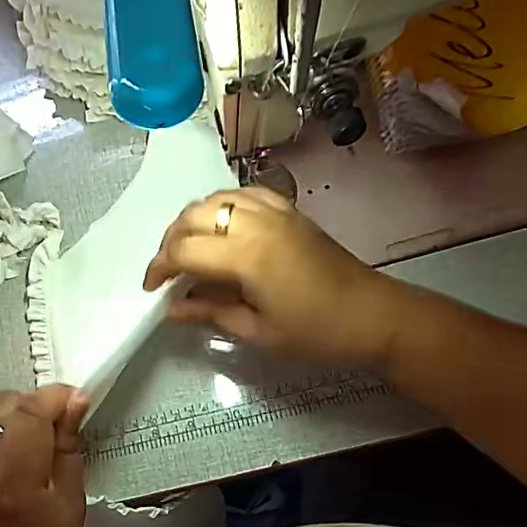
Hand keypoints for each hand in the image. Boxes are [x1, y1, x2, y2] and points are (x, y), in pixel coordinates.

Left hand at [0, 386, 88, 526]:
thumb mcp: (72, 498)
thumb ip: (69, 444)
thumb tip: (74, 400)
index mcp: (15, 486)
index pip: (29, 413)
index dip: (53, 396)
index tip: (73, 400)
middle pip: (2, 405)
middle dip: (32, 402)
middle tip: (53, 421)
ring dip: (10, 411)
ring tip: (29, 433)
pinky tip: (6, 448)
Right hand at [142, 187, 410, 366]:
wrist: (373, 316)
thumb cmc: (316, 333)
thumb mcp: (258, 332)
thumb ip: (210, 313)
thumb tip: (173, 308)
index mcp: (247, 256)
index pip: (184, 248)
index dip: (160, 267)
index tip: (153, 290)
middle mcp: (257, 222)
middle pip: (194, 214)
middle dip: (171, 240)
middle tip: (168, 270)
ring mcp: (276, 211)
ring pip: (217, 197)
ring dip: (194, 219)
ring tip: (191, 249)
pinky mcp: (291, 211)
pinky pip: (246, 193)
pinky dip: (224, 205)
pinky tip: (223, 227)